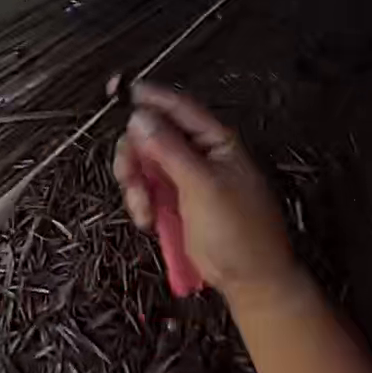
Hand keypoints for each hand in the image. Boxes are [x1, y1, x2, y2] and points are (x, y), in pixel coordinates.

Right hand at [112, 83, 300, 306]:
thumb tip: (141, 117)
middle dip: (136, 156)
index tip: (121, 91)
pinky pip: (145, 188)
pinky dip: (140, 202)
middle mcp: (197, 154)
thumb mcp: (202, 185)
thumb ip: (169, 149)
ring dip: (136, 184)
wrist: (249, 281)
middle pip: (152, 135)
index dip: (150, 97)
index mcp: (214, 141)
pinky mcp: (174, 201)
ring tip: (144, 210)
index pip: (177, 107)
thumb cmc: (240, 232)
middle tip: (132, 177)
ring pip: (143, 163)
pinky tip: (148, 219)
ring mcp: (184, 178)